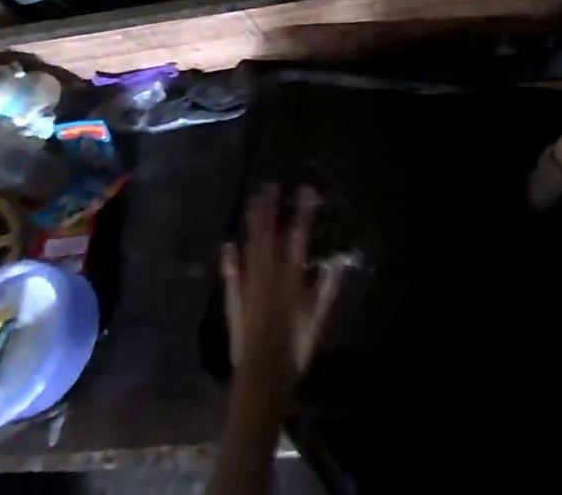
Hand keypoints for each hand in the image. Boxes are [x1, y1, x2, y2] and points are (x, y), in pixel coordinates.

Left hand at [219, 184, 342, 377]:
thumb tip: (335, 260)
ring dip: (252, 223)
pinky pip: (231, 273)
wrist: (261, 376)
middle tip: (269, 186)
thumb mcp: (317, 319)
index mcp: (290, 277)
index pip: (298, 236)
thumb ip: (326, 288)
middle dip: (269, 209)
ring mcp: (248, 285)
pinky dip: (230, 258)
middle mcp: (267, 275)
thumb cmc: (295, 348)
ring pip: (250, 247)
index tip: (306, 189)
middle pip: (267, 235)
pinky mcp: (234, 298)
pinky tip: (227, 245)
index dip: (303, 211)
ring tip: (253, 202)